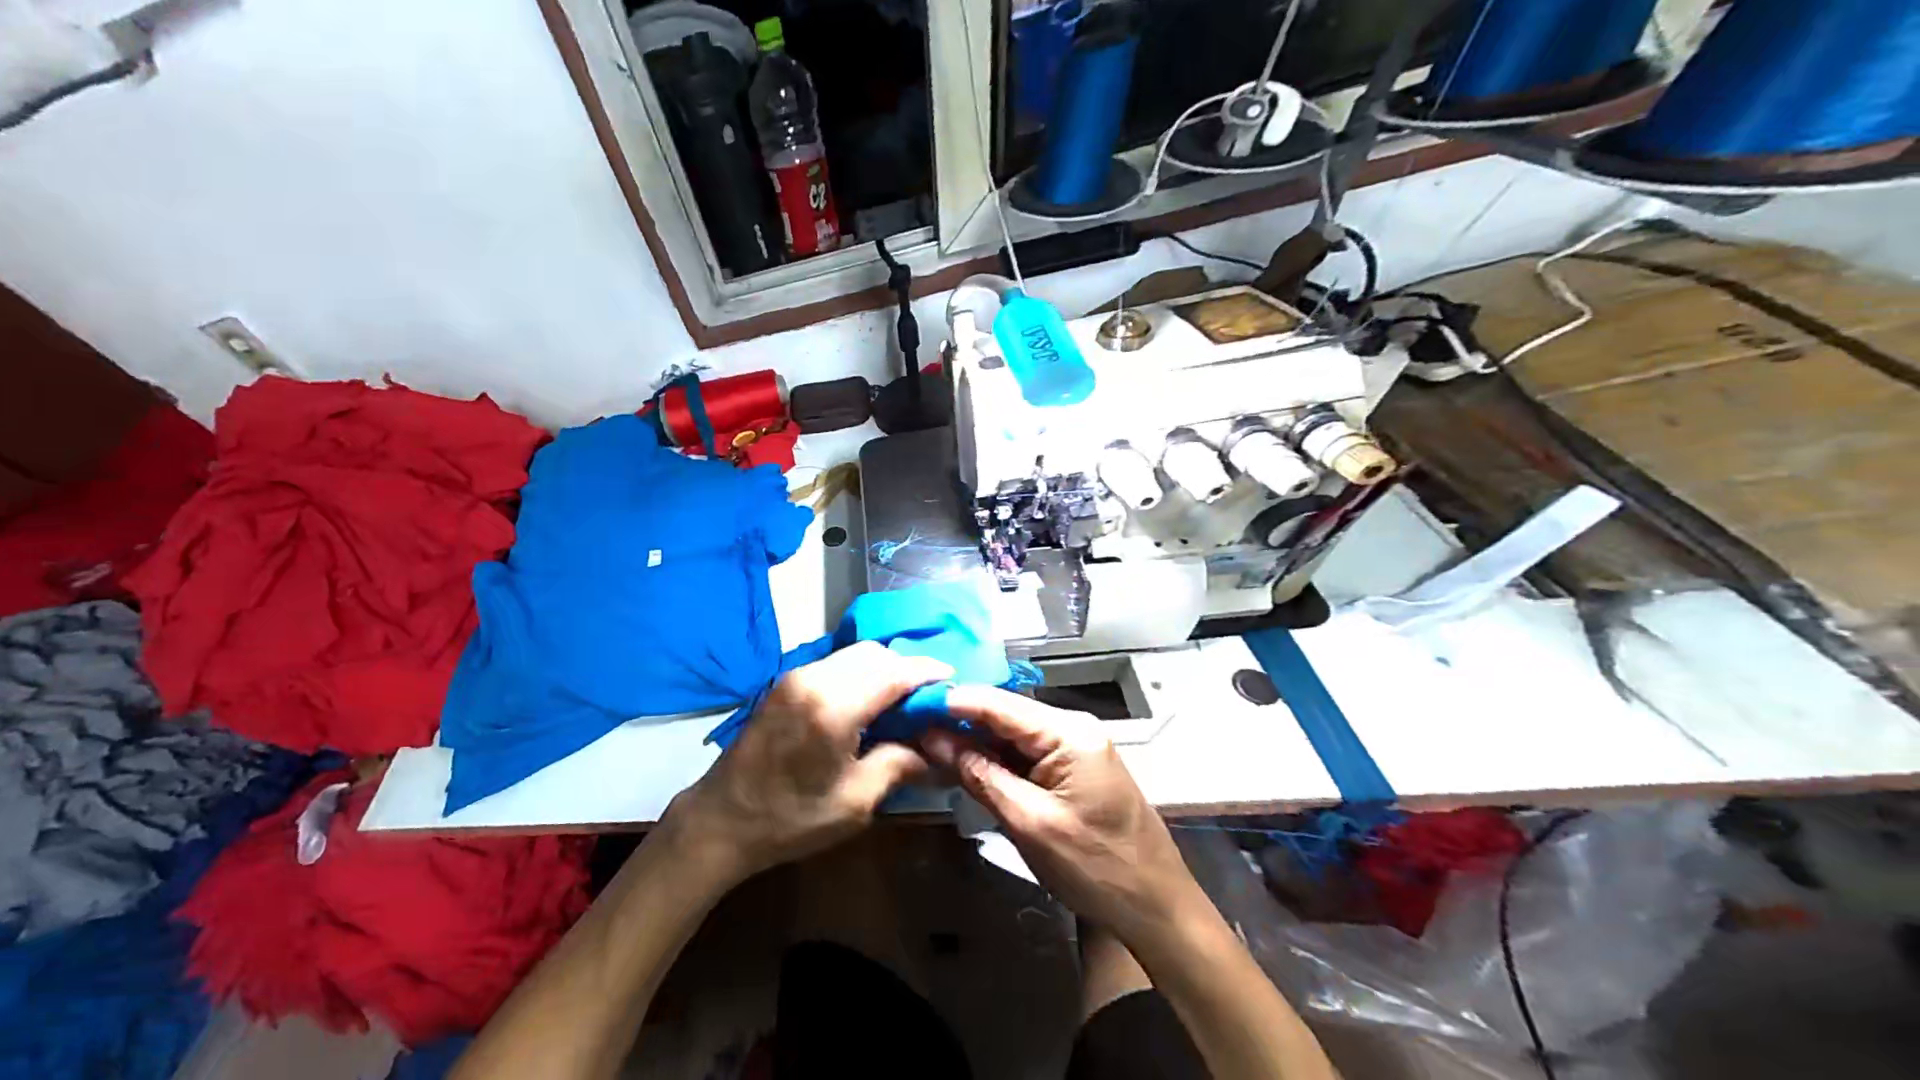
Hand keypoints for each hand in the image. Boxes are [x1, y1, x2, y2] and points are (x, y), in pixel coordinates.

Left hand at [663, 642, 952, 882]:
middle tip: (926, 698)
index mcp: (834, 707)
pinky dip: (859, 673)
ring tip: (900, 701)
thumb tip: (938, 752)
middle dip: (905, 668)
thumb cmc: (790, 819)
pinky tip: (867, 701)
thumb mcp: (855, 801)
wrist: (720, 822)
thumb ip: (900, 764)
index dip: (927, 672)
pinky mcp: (784, 684)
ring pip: (854, 655)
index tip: (952, 679)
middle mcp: (814, 679)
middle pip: (875, 654)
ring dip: (882, 669)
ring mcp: (795, 677)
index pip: (895, 673)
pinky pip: (834, 664)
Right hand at [922, 687, 1203, 946]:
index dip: (952, 702)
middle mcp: (1073, 726)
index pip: (998, 703)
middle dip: (959, 722)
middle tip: (910, 729)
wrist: (1156, 904)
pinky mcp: (1074, 766)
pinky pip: (1027, 753)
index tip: (909, 706)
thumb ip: (980, 774)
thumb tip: (933, 738)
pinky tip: (966, 764)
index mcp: (1068, 732)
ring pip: (1013, 734)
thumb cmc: (1095, 866)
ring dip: (975, 741)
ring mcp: (1076, 746)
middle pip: (1005, 714)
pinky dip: (997, 759)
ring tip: (926, 744)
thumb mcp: (1029, 823)